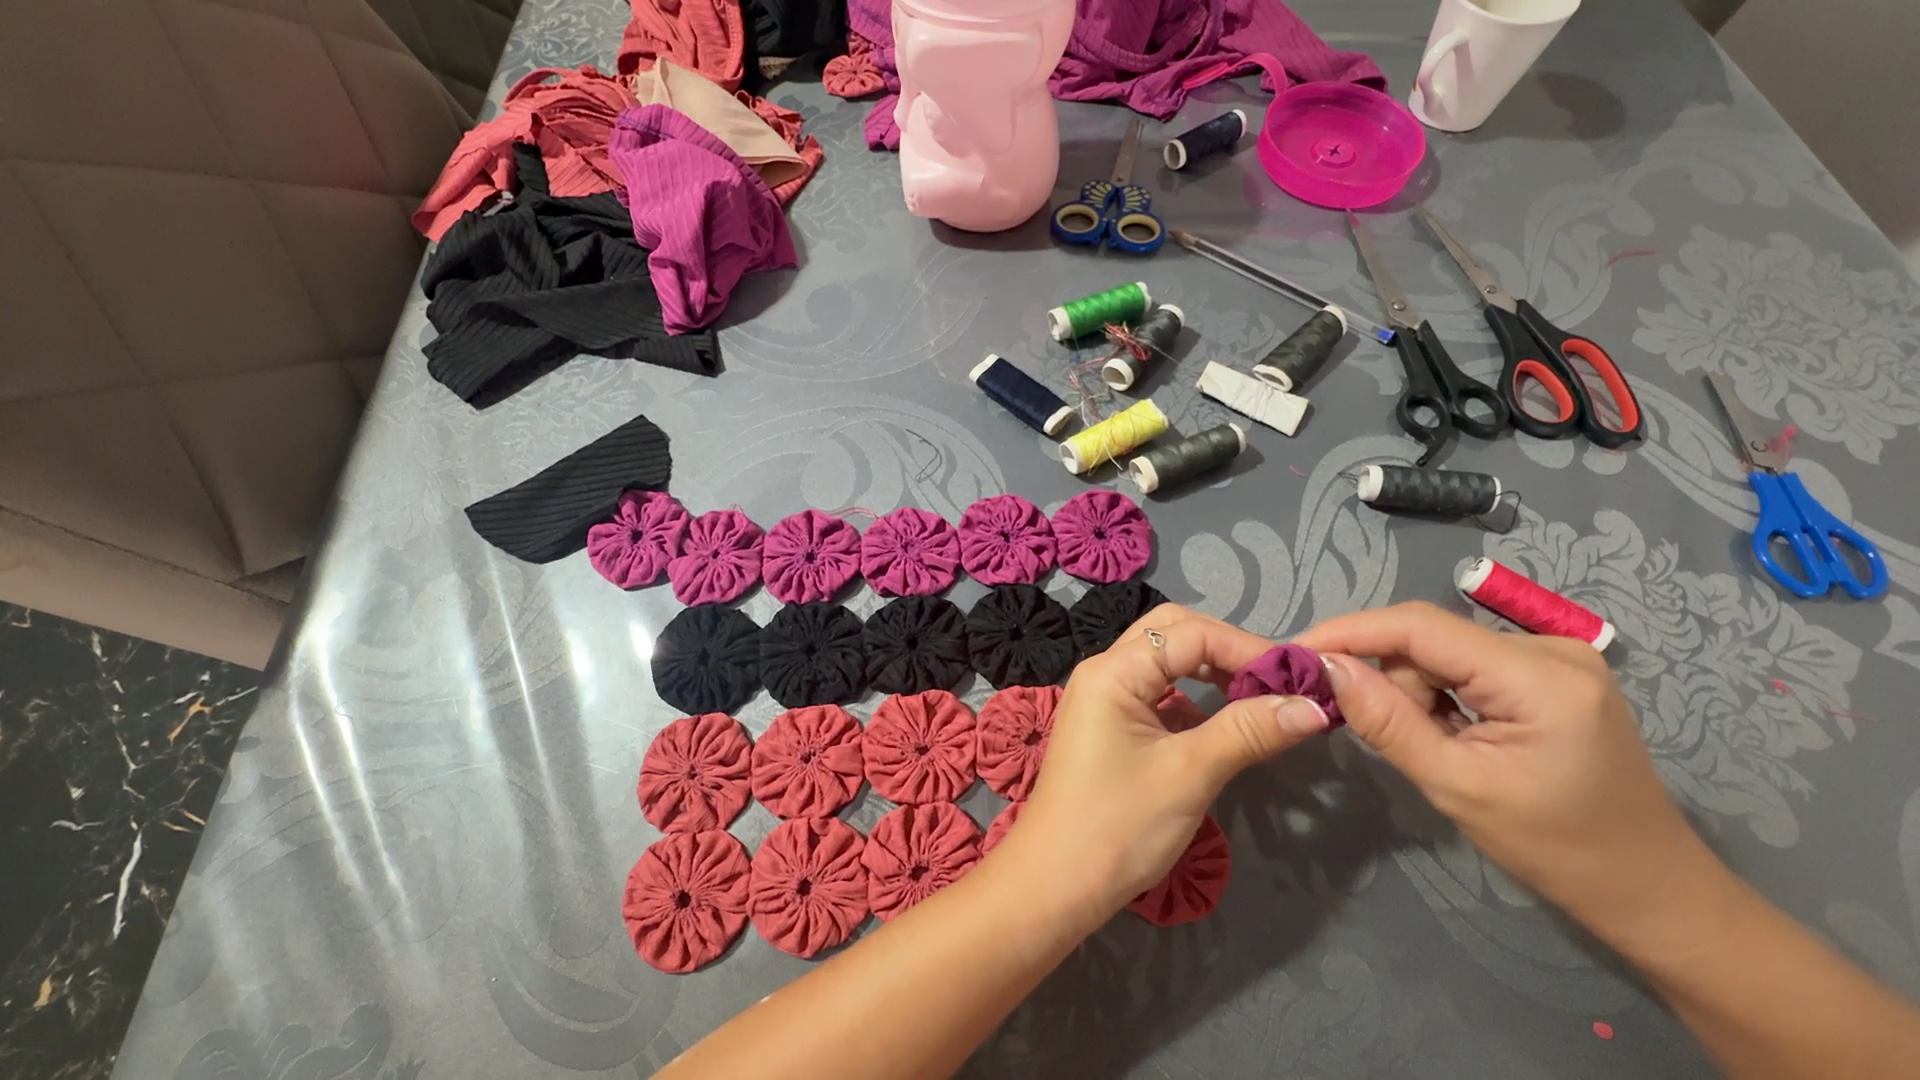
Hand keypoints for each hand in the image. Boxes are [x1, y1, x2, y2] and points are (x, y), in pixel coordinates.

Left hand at [992, 604, 1331, 914]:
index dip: (1247, 648)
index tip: (1300, 677)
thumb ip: (1249, 731)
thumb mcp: (1189, 774)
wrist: (1055, 886)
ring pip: (1166, 666)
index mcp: (1112, 671)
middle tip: (1277, 683)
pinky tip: (1227, 726)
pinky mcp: (1111, 730)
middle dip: (1227, 652)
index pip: (1190, 634)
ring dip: (1212, 675)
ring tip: (1262, 701)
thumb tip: (1315, 705)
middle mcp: (1104, 674)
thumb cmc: (1117, 826)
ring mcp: (1104, 702)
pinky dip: (1196, 703)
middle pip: (1174, 636)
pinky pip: (1159, 697)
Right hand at [1294, 602, 1706, 943]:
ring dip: (1417, 691)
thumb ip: (1387, 721)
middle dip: (1391, 678)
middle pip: (1430, 637)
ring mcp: (1557, 656)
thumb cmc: (1554, 847)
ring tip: (1436, 747)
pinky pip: (1468, 663)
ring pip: (1444, 650)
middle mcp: (1552, 648)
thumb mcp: (1455, 786)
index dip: (1350, 632)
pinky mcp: (1552, 672)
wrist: (1645, 886)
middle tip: (1384, 735)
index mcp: (1540, 676)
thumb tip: (1326, 667)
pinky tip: (1454, 733)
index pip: (1421, 627)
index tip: (1293, 653)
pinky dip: (1442, 693)